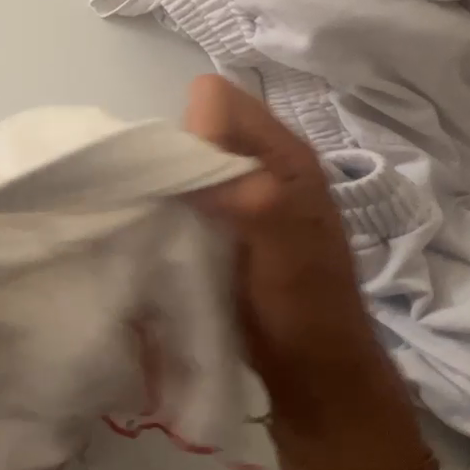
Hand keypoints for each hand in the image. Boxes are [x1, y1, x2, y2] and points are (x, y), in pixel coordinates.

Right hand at [180, 76, 422, 469]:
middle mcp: (259, 161)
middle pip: (195, 123)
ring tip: (157, 214)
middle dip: (170, 150)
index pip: (215, 99)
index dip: (189, 126)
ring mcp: (238, 189)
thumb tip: (198, 150)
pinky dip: (164, 199)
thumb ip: (256, 197)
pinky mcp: (218, 216)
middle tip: (161, 199)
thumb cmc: (306, 310)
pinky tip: (161, 227)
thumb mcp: (288, 252)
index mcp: (283, 155)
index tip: (176, 176)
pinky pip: (180, 186)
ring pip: (184, 155)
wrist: (312, 371)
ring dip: (163, 177)